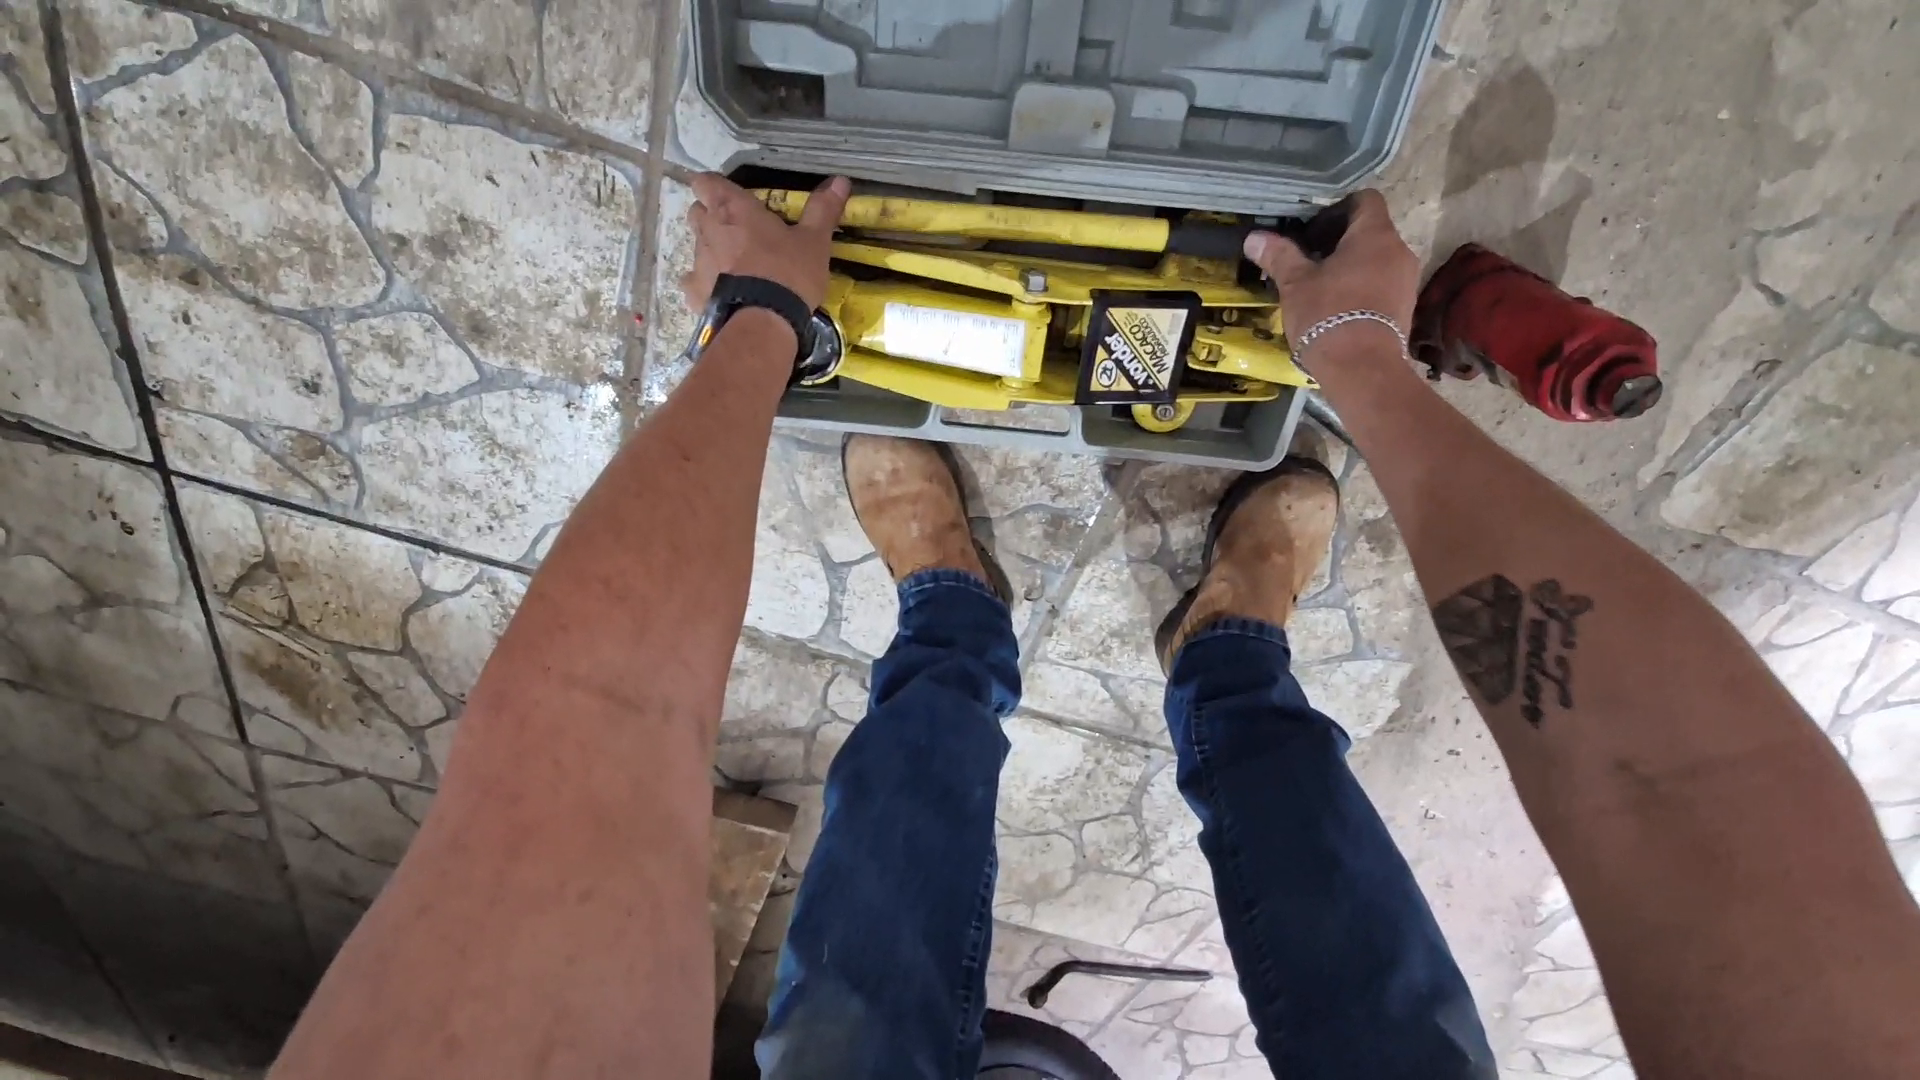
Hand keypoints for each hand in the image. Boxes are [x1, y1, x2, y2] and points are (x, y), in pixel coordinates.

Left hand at [682, 173, 849, 310]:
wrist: (764, 323)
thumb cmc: (789, 273)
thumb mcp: (814, 241)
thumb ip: (822, 210)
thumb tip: (841, 181)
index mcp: (733, 208)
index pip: (706, 181)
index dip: (715, 187)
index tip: (731, 197)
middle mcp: (708, 229)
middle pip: (698, 211)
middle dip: (712, 217)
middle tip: (738, 232)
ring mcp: (697, 262)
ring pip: (696, 246)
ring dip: (711, 251)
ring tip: (735, 268)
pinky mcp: (694, 293)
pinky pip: (693, 282)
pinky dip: (704, 284)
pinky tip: (721, 294)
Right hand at [1242, 189, 1419, 367]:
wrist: (1361, 368)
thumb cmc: (1327, 315)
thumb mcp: (1295, 284)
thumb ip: (1279, 256)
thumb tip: (1254, 238)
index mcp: (1374, 235)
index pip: (1365, 199)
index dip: (1339, 207)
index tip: (1313, 228)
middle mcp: (1399, 249)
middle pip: (1371, 232)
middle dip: (1341, 242)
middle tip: (1310, 261)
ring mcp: (1407, 279)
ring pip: (1377, 260)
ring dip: (1352, 267)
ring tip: (1322, 288)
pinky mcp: (1406, 306)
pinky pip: (1383, 285)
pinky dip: (1363, 288)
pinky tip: (1339, 309)